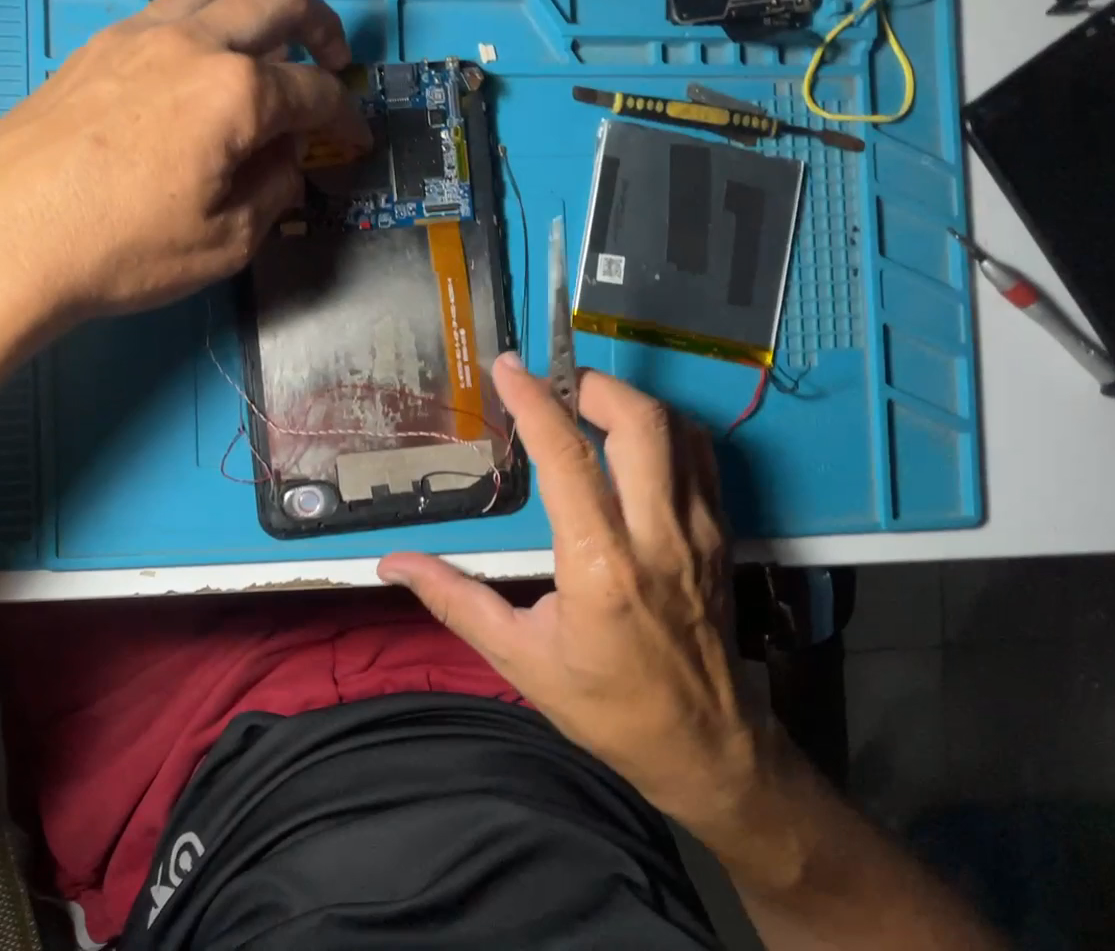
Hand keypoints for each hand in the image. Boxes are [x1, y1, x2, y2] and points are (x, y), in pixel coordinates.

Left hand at [0, 0, 366, 323]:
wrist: (2, 242)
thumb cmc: (121, 252)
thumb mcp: (224, 244)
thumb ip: (272, 195)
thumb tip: (284, 163)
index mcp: (236, 92)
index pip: (314, 91)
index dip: (346, 116)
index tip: (356, 138)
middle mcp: (190, 44)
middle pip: (275, 0)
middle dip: (319, 25)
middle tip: (332, 59)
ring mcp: (134, 38)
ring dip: (250, 15)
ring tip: (256, 59)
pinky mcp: (91, 52)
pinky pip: (160, 18)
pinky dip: (195, 33)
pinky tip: (186, 80)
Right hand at [378, 353, 758, 828]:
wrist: (705, 747)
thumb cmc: (605, 705)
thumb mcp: (517, 657)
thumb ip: (453, 598)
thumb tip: (391, 564)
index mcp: (600, 564)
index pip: (566, 457)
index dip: (533, 402)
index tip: (508, 368)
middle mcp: (657, 535)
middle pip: (640, 424)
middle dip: (592, 384)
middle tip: (551, 382)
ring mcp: (700, 532)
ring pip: (679, 433)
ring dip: (629, 403)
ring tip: (585, 402)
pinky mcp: (722, 538)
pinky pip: (701, 460)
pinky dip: (665, 431)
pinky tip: (633, 439)